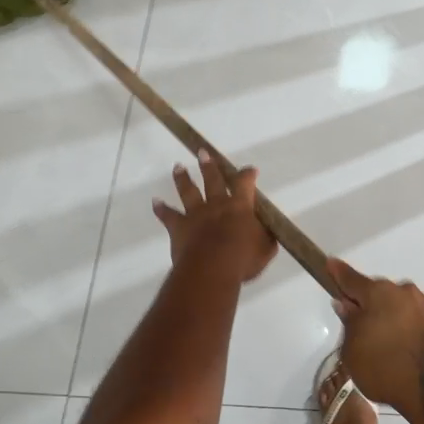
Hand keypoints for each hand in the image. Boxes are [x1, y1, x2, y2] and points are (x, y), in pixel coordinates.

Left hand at [154, 151, 276, 281]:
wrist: (211, 270)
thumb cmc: (242, 259)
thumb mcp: (266, 249)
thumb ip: (267, 238)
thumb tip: (268, 233)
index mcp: (240, 206)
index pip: (245, 183)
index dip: (248, 174)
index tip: (250, 170)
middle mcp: (217, 204)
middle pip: (213, 180)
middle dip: (209, 166)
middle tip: (203, 152)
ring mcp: (196, 214)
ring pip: (188, 191)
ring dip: (183, 178)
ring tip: (178, 167)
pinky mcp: (179, 228)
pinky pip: (168, 216)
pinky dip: (161, 209)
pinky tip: (155, 202)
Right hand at [329, 258, 423, 413]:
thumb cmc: (384, 367)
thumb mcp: (352, 351)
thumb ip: (349, 324)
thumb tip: (347, 305)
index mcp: (378, 294)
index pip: (352, 280)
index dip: (339, 273)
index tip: (331, 263)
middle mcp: (404, 291)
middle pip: (382, 294)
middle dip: (373, 306)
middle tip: (367, 331)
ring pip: (405, 306)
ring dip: (397, 318)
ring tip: (395, 347)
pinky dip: (416, 329)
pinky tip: (415, 350)